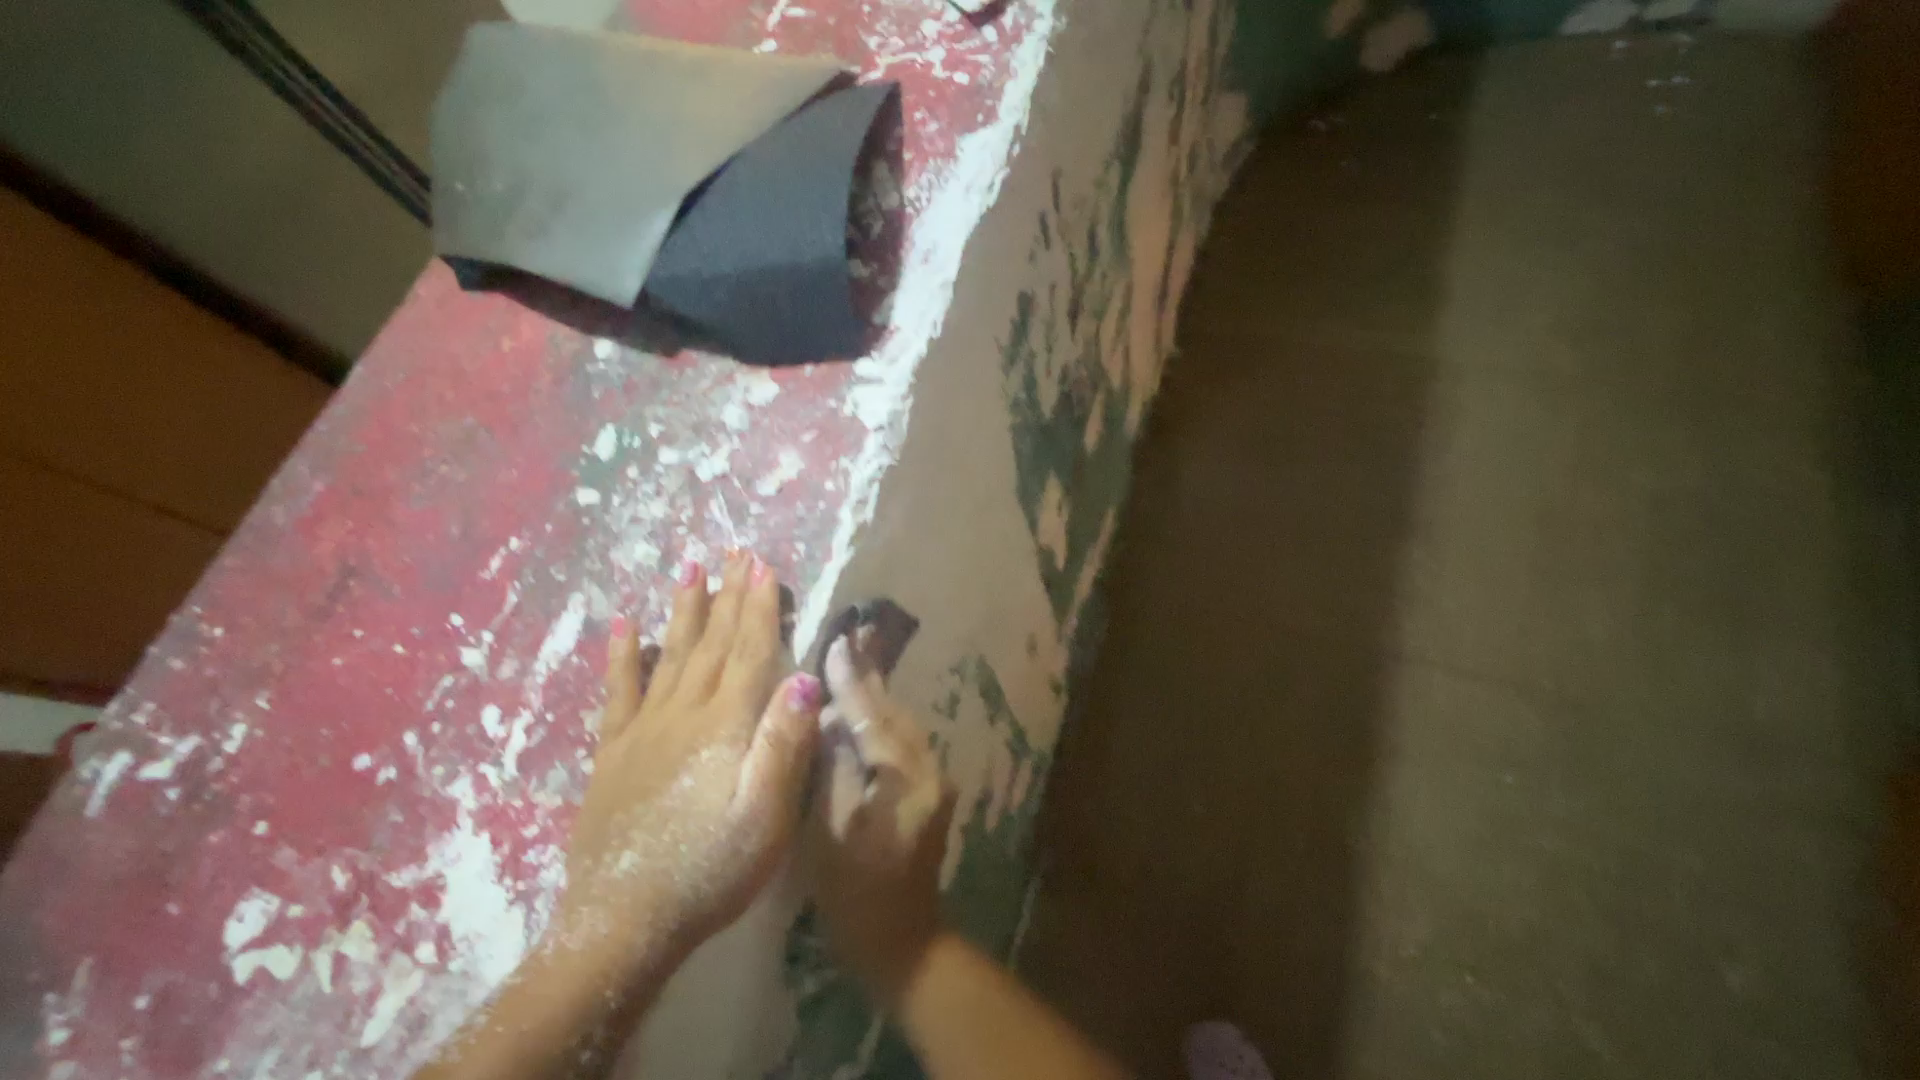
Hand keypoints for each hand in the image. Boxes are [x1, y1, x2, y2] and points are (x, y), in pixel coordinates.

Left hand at [556, 551, 823, 968]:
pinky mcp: (613, 752)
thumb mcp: (766, 815)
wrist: (623, 919)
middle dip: (727, 596)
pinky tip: (623, 626)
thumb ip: (783, 743)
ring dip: (682, 611)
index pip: (749, 652)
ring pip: (669, 654)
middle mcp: (683, 714)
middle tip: (734, 552)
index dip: (759, 607)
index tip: (763, 565)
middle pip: (711, 643)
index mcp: (725, 725)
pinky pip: (618, 691)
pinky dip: (622, 655)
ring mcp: (643, 729)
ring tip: (689, 570)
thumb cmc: (710, 869)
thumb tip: (804, 677)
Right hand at [807, 636, 955, 1004]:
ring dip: (878, 697)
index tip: (837, 641)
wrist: (902, 940)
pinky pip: (906, 744)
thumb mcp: (829, 830)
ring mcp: (936, 781)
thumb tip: (830, 716)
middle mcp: (929, 770)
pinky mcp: (933, 791)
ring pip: (903, 726)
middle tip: (850, 636)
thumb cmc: (853, 893)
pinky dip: (884, 723)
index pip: (873, 716)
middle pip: (894, 714)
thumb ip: (833, 767)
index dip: (852, 679)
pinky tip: (865, 710)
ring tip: (854, 662)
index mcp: (903, 779)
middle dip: (870, 678)